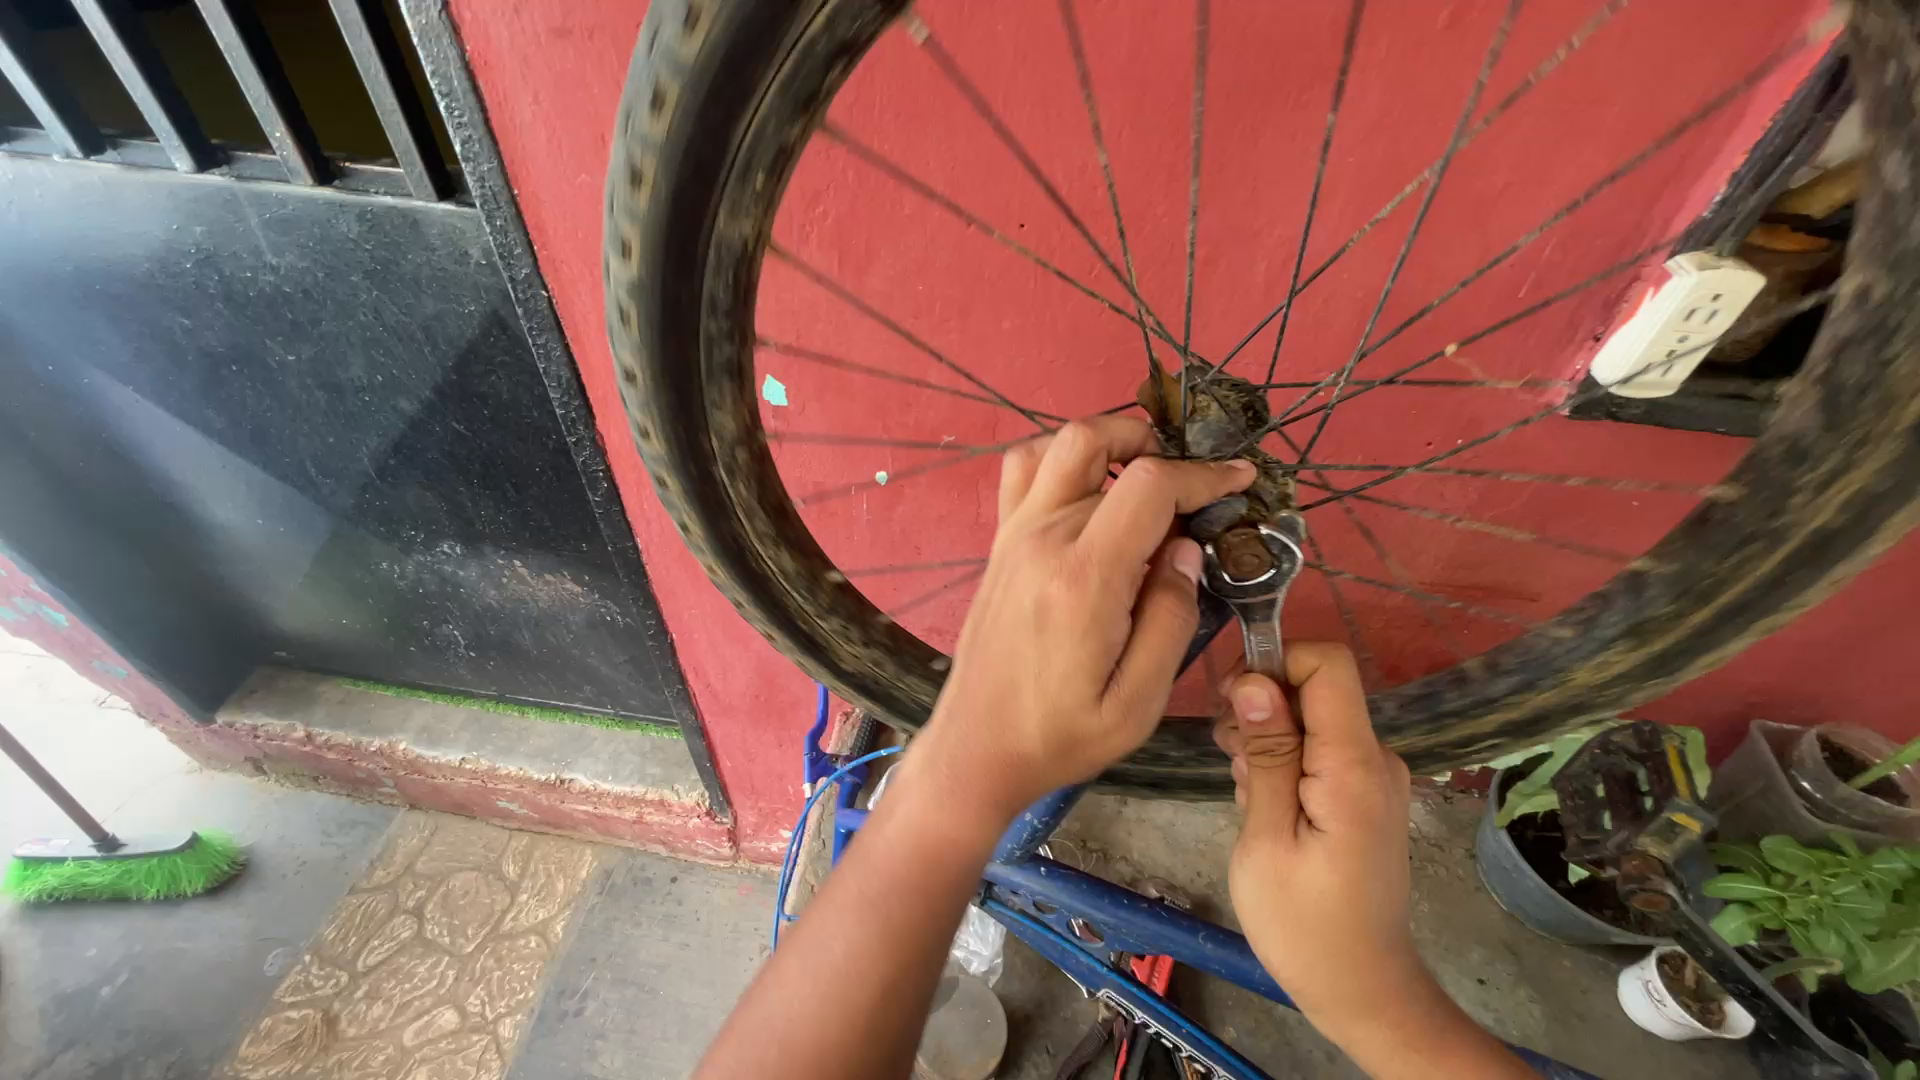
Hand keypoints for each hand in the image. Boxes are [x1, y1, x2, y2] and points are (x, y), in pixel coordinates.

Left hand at [911, 415, 1253, 818]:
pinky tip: (1087, 490)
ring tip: (1142, 475)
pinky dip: (1059, 459)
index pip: (1149, 486)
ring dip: (1106, 441)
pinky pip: (1022, 471)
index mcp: (1084, 579)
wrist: (977, 746)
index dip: (1203, 474)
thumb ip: (1171, 617)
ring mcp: (1013, 536)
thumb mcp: (1137, 702)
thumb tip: (1185, 547)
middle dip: (1157, 448)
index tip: (1239, 479)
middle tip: (1189, 484)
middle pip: (1098, 446)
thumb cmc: (1060, 735)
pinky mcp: (999, 545)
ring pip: (1057, 446)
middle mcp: (1042, 540)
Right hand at [1214, 644, 1418, 1035]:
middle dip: (1260, 709)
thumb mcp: (1266, 838)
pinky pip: (1317, 747)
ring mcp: (1373, 775)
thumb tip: (1255, 682)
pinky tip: (1265, 803)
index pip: (1328, 664)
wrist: (1360, 988)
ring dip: (1266, 740)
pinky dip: (1283, 761)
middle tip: (1231, 763)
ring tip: (1247, 794)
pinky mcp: (1363, 790)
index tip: (1234, 704)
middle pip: (1313, 688)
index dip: (1275, 665)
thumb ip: (1266, 754)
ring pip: (1308, 717)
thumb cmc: (1302, 923)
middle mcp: (1375, 758)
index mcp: (1354, 765)